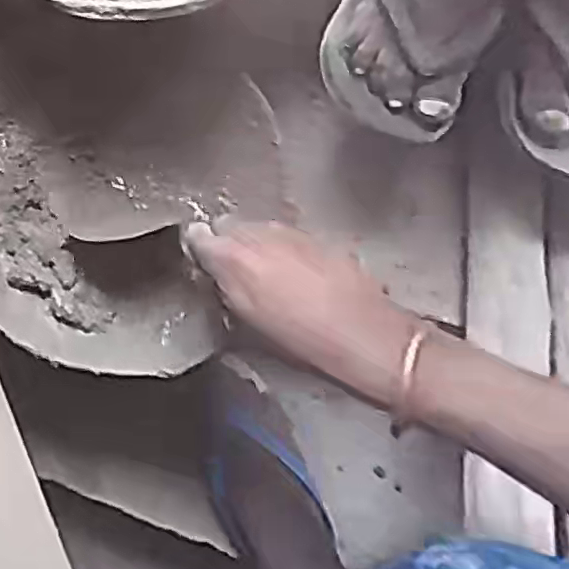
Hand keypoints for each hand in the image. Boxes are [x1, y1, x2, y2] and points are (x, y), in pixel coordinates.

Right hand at [183, 219, 420, 405]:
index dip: (199, 250)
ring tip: (271, 276)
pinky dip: (285, 250)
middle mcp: (255, 233)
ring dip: (257, 245)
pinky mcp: (316, 236)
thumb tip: (213, 275)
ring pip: (256, 228)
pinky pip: (286, 237)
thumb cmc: (304, 342)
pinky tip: (299, 276)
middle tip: (237, 273)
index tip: (205, 267)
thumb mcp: (247, 323)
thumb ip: (222, 288)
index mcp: (231, 256)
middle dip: (227, 244)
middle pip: (226, 226)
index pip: (195, 234)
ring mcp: (288, 231)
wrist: (373, 341)